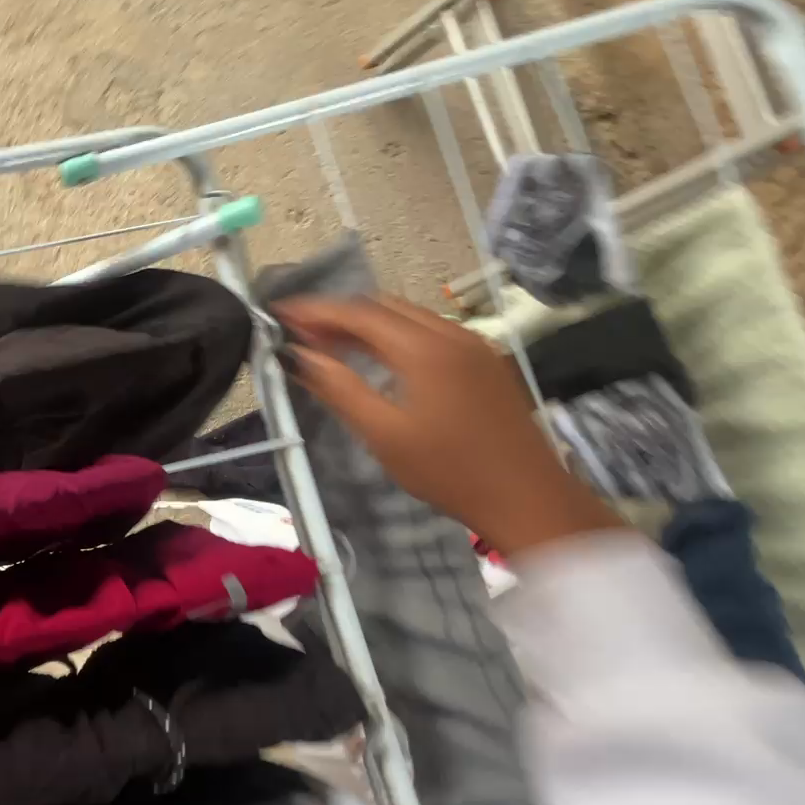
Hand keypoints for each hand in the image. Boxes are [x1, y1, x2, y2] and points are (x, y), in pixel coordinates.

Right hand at [275, 295, 622, 557]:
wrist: (527, 497)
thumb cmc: (446, 470)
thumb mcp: (381, 432)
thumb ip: (337, 386)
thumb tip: (295, 356)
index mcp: (425, 349)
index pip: (358, 313)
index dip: (313, 310)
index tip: (277, 314)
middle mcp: (451, 334)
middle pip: (383, 306)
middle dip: (336, 313)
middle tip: (296, 332)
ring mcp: (472, 345)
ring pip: (406, 316)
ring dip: (362, 323)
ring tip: (324, 343)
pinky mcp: (481, 361)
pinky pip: (426, 331)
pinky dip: (390, 334)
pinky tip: (370, 357)